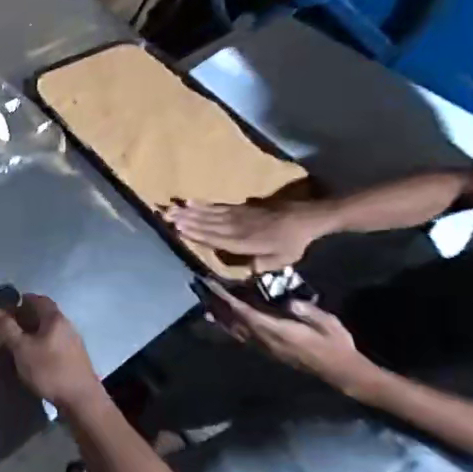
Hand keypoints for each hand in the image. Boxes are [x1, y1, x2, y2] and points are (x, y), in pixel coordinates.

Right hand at [0, 293, 103, 411]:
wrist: (81, 400)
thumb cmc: (49, 370)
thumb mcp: (21, 349)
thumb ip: (7, 328)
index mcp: (54, 318)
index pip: (37, 299)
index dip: (20, 301)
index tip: (5, 311)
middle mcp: (66, 325)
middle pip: (44, 313)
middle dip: (25, 317)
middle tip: (8, 328)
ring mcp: (73, 341)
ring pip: (49, 329)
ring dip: (33, 332)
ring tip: (18, 344)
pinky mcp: (75, 357)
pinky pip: (55, 341)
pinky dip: (42, 343)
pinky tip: (35, 357)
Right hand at [162, 200, 329, 270]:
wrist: (306, 218)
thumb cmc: (292, 243)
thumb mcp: (280, 260)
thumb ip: (258, 265)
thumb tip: (241, 269)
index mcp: (244, 242)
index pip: (215, 237)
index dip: (197, 233)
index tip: (178, 228)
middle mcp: (237, 227)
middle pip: (208, 223)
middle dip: (186, 219)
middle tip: (166, 215)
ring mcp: (238, 215)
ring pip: (210, 214)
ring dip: (190, 211)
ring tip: (172, 208)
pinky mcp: (240, 207)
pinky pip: (218, 206)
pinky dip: (203, 204)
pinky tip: (192, 202)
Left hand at [204, 285, 376, 392]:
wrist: (341, 372)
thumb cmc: (335, 345)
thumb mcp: (327, 323)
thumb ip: (305, 311)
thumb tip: (287, 301)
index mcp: (276, 331)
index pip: (245, 313)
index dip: (227, 299)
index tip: (214, 286)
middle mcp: (264, 340)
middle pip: (233, 321)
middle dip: (217, 305)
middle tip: (202, 289)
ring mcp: (264, 347)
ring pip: (234, 330)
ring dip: (220, 316)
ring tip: (205, 302)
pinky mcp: (266, 351)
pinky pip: (241, 336)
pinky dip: (228, 326)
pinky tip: (221, 320)